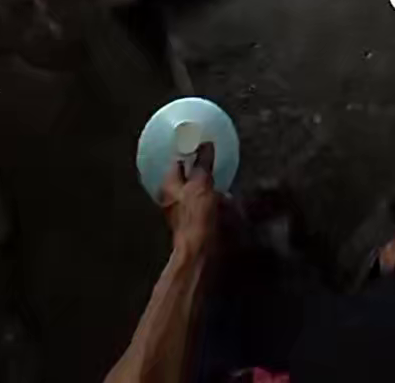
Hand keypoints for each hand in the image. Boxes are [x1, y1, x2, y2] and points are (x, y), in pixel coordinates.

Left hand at [159, 142, 220, 256]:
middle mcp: (172, 196)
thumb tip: (206, 143)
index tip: (202, 139)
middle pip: (188, 174)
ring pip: (197, 189)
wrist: (198, 253)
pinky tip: (226, 197)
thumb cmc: (196, 217)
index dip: (189, 149)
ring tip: (224, 176)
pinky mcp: (194, 221)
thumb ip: (203, 163)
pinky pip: (204, 202)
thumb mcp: (201, 184)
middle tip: (215, 157)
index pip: (178, 159)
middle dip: (201, 167)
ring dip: (210, 183)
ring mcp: (183, 210)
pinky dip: (213, 197)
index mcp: (168, 184)